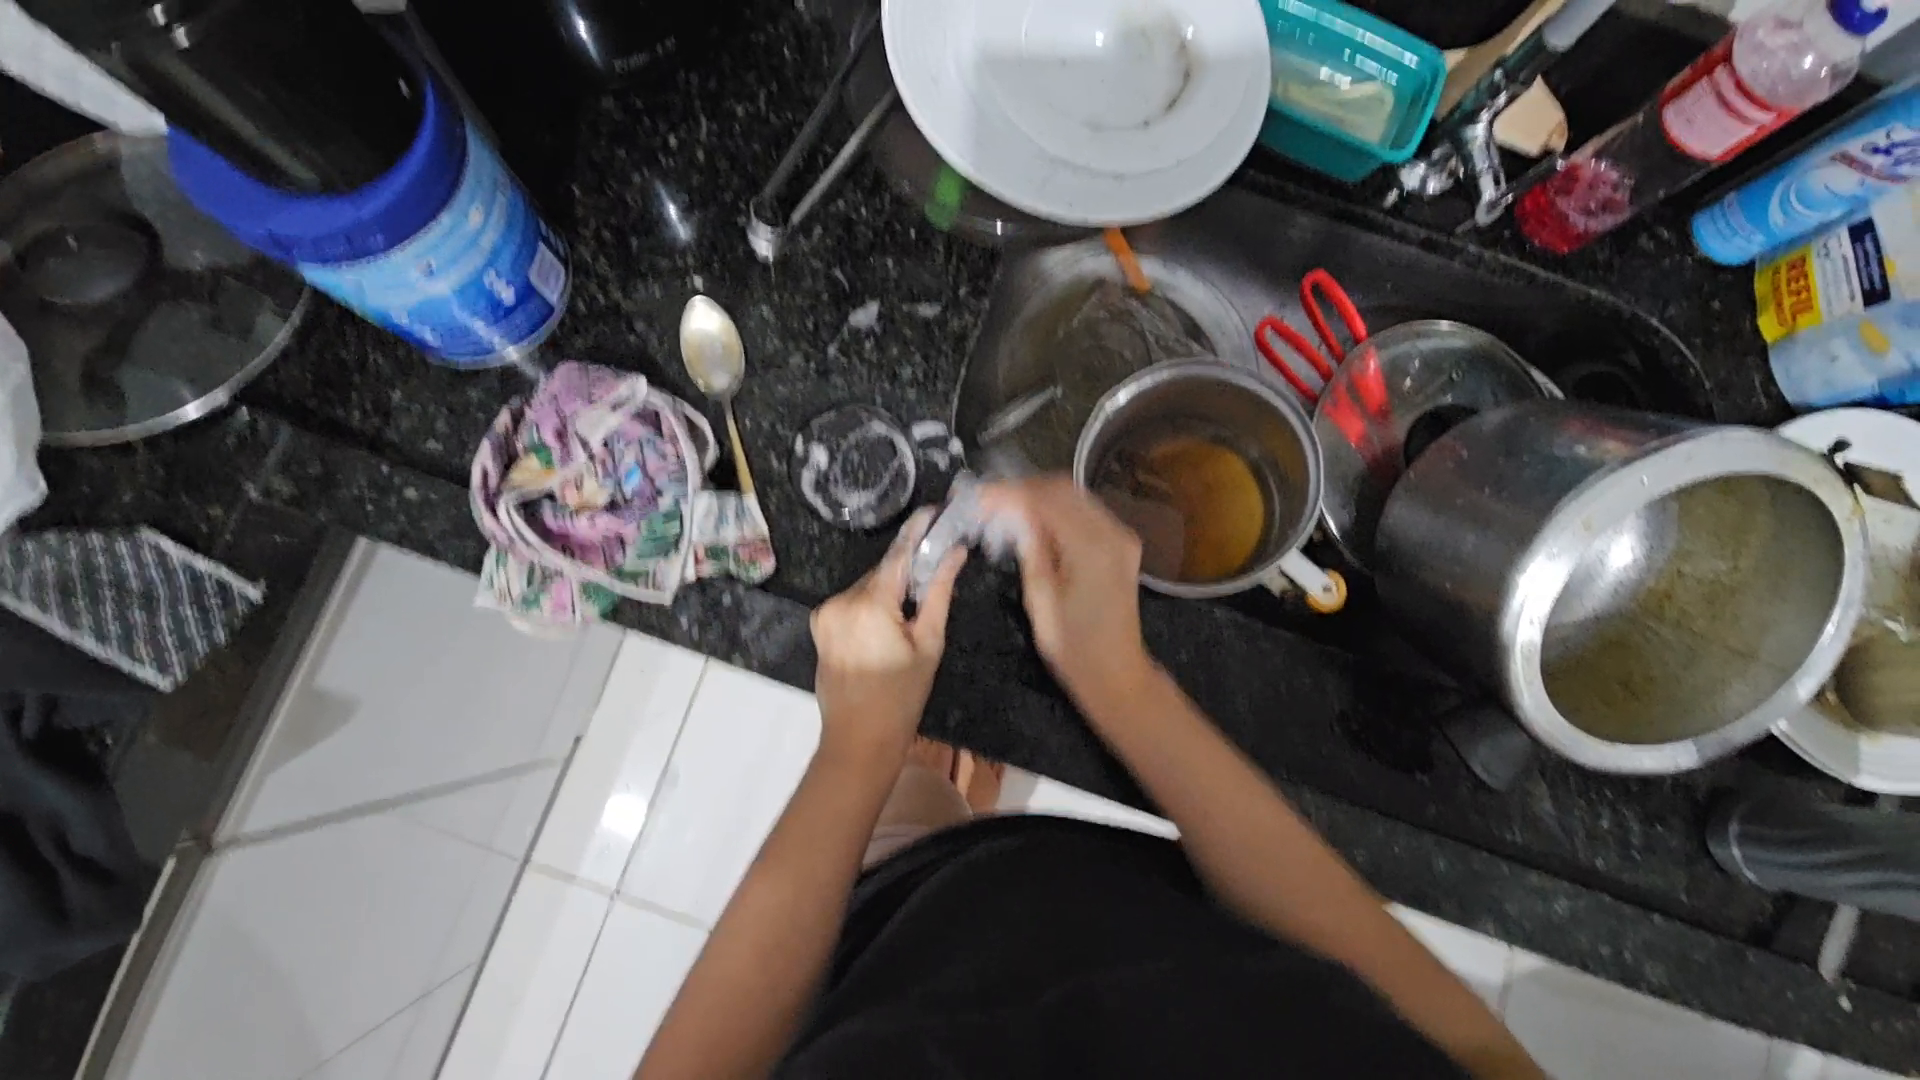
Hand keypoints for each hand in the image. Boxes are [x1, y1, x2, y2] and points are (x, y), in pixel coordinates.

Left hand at [810, 509, 966, 759]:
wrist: (859, 738)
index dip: (917, 530)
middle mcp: (841, 599)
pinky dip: (872, 604)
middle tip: (934, 578)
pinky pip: (852, 601)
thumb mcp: (929, 643)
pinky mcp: (820, 624)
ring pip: (867, 586)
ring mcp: (826, 612)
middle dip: (907, 573)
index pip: (898, 554)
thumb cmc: (902, 696)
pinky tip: (886, 629)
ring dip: (889, 591)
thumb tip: (955, 553)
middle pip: (882, 571)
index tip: (934, 510)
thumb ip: (940, 593)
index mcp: (870, 603)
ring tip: (909, 618)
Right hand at [979, 475, 1153, 701]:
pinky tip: (1034, 521)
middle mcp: (1113, 532)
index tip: (977, 497)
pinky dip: (1057, 510)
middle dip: (1022, 489)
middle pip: (1063, 489)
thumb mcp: (1040, 599)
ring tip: (1004, 508)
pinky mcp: (1121, 545)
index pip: (1044, 500)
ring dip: (1039, 497)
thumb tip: (1013, 515)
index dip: (1008, 493)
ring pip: (1075, 497)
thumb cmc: (1073, 647)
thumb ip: (1030, 548)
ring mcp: (1121, 537)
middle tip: (988, 500)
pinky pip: (1085, 513)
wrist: (1116, 673)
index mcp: (1091, 546)